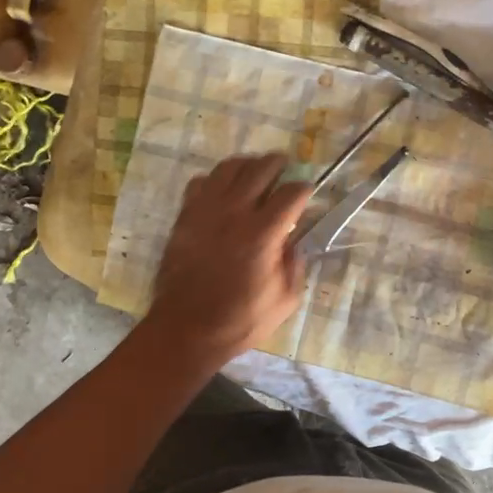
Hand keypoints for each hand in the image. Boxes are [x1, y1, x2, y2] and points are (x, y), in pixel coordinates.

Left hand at [142, 153, 313, 364]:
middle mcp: (234, 212)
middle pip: (260, 168)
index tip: (307, 193)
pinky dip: (215, 180)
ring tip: (255, 170)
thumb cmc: (239, 321)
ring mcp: (205, 211)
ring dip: (246, 164)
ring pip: (228, 168)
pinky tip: (222, 191)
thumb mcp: (285, 300)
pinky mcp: (185, 216)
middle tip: (285, 167)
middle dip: (277, 164)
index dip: (304, 189)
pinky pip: (200, 182)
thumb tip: (294, 242)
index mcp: (263, 233)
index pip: (290, 193)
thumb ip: (295, 265)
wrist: (186, 329)